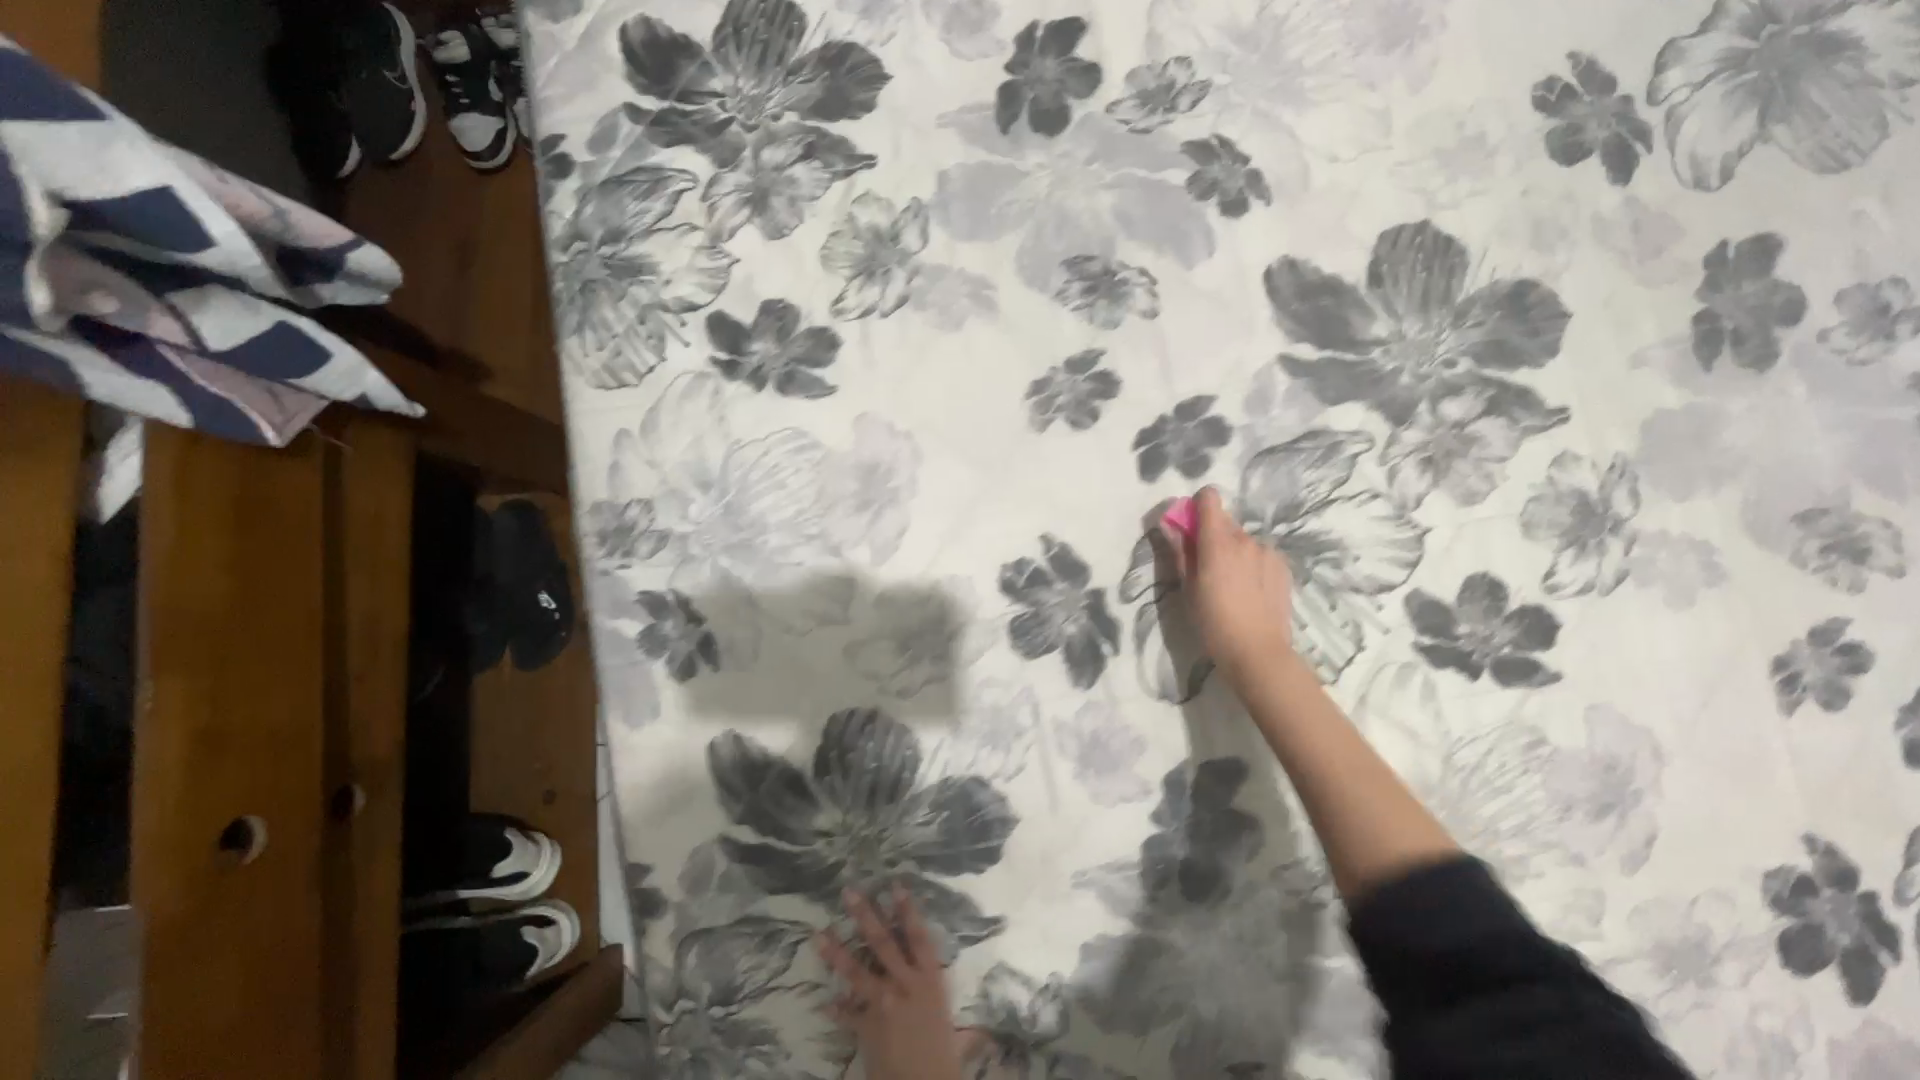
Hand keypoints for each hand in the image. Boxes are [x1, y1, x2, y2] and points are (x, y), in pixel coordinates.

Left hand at [817, 885, 965, 1079]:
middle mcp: (905, 985)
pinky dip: (836, 1009)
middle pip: (882, 943)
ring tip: (818, 934)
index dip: (907, 911)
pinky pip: (846, 1014)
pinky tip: (825, 1003)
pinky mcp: (865, 1026)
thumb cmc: (945, 1062)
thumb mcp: (958, 1039)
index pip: (919, 938)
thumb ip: (966, 1032)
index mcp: (930, 982)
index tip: (895, 885)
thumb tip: (985, 1036)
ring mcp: (882, 1004)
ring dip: (836, 952)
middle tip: (849, 892)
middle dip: (864, 916)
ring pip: (855, 971)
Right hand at [1162, 486, 1297, 687]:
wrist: (1258, 651)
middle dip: (1212, 535)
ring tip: (1231, 585)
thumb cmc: (1213, 623)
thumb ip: (1179, 551)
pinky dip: (1252, 564)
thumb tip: (1169, 524)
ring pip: (1244, 540)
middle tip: (1206, 567)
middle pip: (1225, 521)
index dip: (1197, 506)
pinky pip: (1261, 554)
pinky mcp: (1283, 566)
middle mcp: (1246, 538)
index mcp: (1218, 542)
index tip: (1190, 527)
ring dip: (1234, 551)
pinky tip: (1250, 591)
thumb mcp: (1187, 589)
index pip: (1209, 498)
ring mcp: (1268, 551)